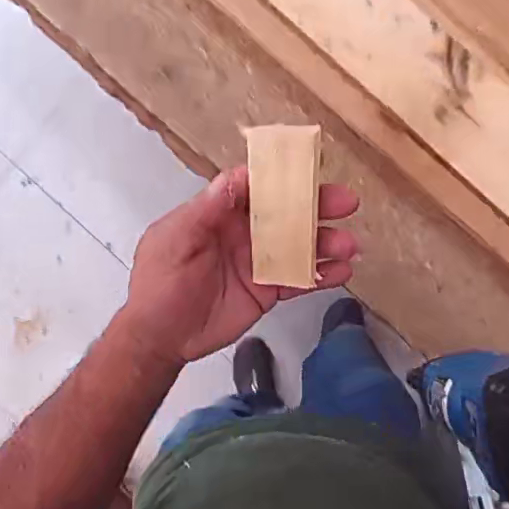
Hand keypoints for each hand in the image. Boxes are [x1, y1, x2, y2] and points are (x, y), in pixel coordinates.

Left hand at [119, 166, 359, 364]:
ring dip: (325, 244)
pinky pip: (298, 280)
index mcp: (217, 215)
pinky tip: (341, 273)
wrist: (160, 337)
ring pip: (298, 246)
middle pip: (285, 213)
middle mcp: (242, 234)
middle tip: (345, 203)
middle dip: (316, 207)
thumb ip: (206, 210)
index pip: (253, 187)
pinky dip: (320, 277)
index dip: (280, 178)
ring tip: (349, 246)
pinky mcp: (265, 291)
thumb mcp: (175, 241)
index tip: (308, 170)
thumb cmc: (159, 285)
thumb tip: (237, 176)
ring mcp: (257, 263)